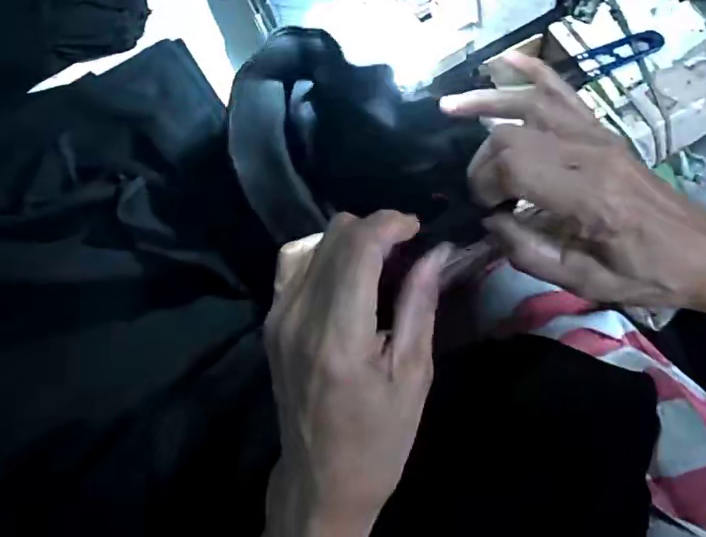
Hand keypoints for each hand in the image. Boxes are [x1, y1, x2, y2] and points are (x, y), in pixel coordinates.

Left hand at [264, 212, 449, 536]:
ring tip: (380, 262)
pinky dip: (325, 252)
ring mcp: (278, 313)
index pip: (358, 246)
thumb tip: (435, 251)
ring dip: (352, 238)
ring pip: (315, 240)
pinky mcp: (270, 317)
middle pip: (336, 234)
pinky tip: (346, 272)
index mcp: (338, 334)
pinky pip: (296, 259)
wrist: (319, 482)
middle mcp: (300, 314)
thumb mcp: (413, 378)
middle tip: (407, 249)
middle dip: (376, 228)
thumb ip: (420, 305)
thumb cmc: (378, 441)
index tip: (417, 228)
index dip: (390, 222)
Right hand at [439, 52, 705, 315]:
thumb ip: (529, 253)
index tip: (486, 209)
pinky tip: (505, 59)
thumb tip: (490, 221)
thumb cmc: (649, 273)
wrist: (705, 253)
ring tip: (450, 107)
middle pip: (513, 135)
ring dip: (487, 102)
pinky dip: (533, 71)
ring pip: (530, 103)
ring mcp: (596, 135)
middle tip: (480, 188)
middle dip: (482, 159)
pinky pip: (563, 90)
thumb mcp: (588, 283)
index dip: (485, 183)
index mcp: (588, 195)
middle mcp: (589, 153)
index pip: (514, 166)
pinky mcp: (601, 129)